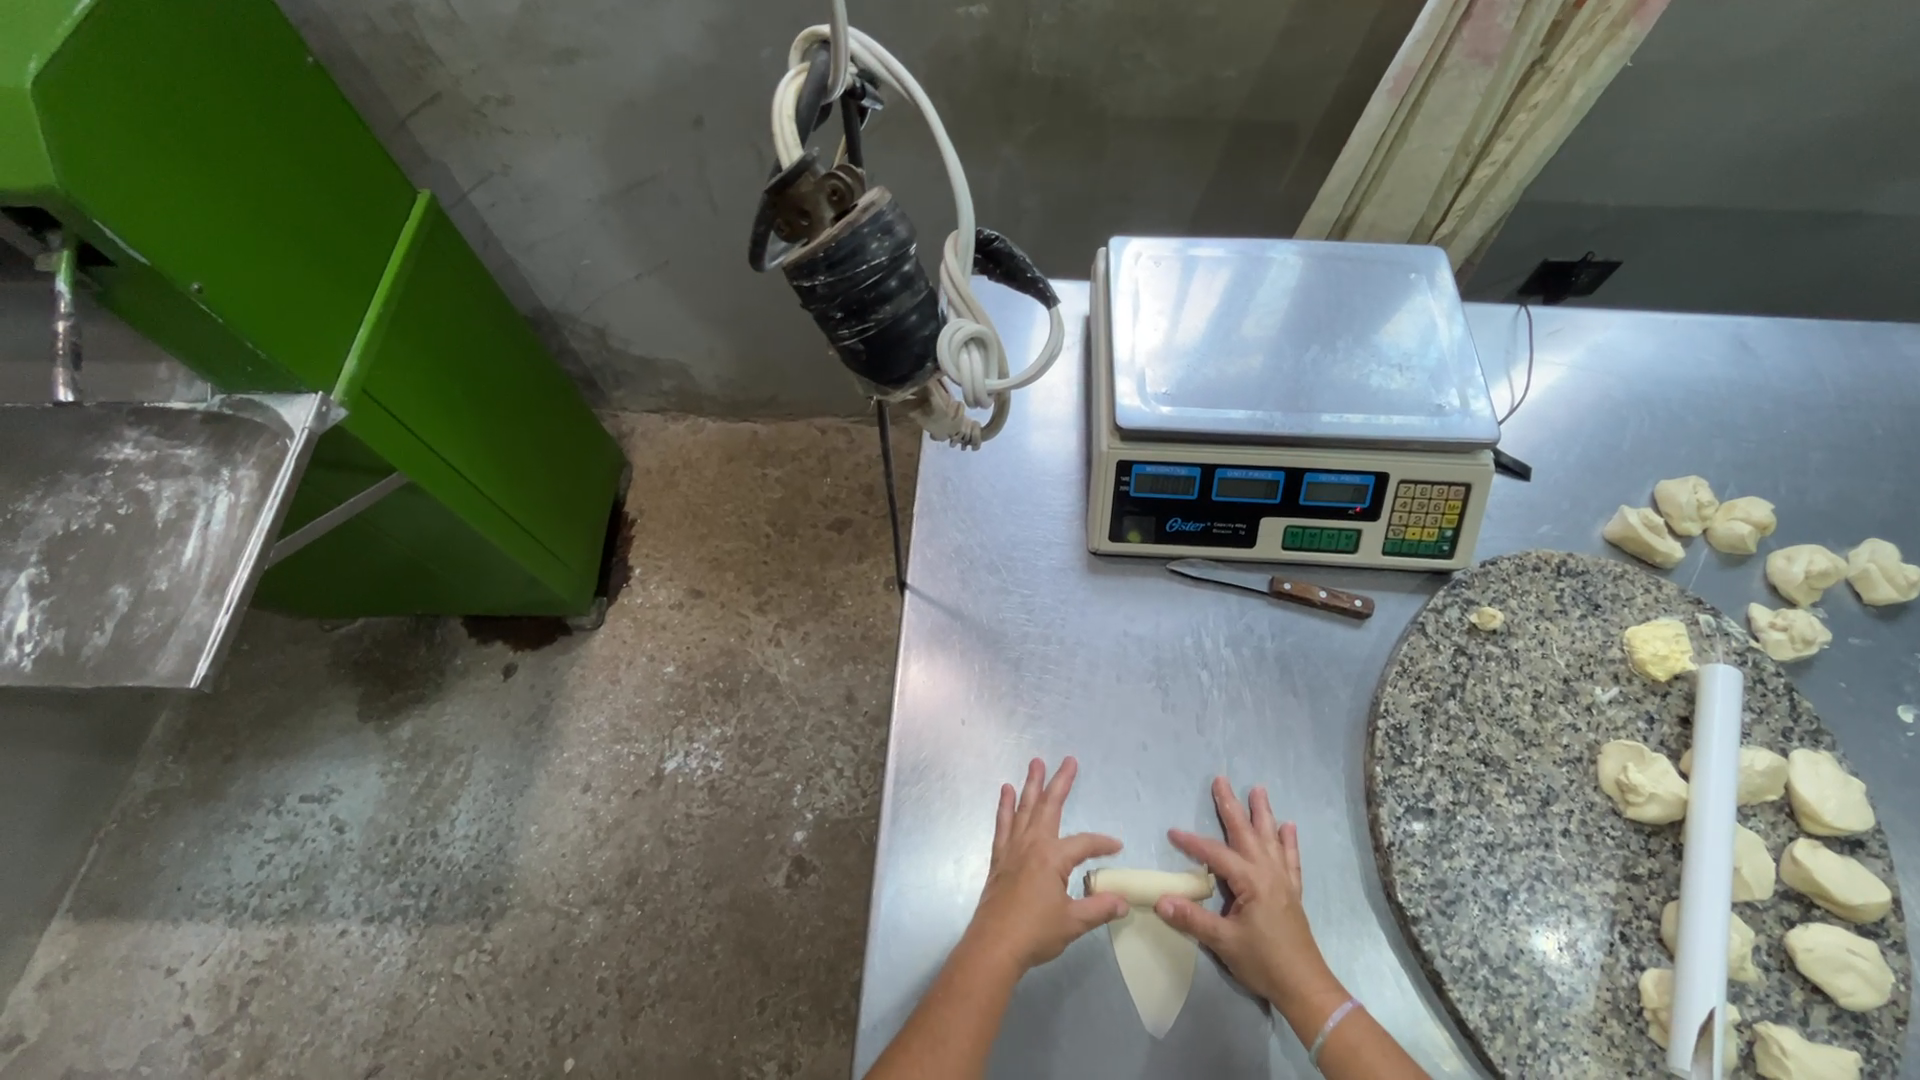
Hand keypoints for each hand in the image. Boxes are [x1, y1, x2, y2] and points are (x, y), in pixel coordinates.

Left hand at [964, 757, 1127, 971]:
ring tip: (1035, 762)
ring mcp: (1012, 850)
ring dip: (1031, 784)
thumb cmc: (1035, 933)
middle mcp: (1031, 845)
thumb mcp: (1074, 922)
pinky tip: (1006, 791)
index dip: (1102, 844)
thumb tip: (1124, 902)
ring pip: (1024, 809)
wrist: (994, 946)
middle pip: (1049, 807)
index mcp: (1052, 857)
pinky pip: (1003, 824)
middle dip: (1060, 782)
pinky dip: (1005, 806)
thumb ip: (1099, 909)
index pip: (1084, 843)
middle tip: (1068, 760)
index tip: (1117, 847)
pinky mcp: (999, 859)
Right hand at [1154, 777, 1338, 1009]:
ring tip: (1259, 790)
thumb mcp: (1223, 941)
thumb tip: (1160, 900)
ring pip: (1270, 839)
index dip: (1193, 842)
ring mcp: (1283, 881)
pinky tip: (1289, 827)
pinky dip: (1289, 842)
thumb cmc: (1263, 962)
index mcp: (1251, 882)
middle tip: (1222, 780)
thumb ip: (1192, 919)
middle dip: (1231, 806)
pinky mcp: (1292, 892)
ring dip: (1263, 814)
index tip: (1172, 832)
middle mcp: (1268, 873)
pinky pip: (1290, 859)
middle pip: (1246, 833)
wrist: (1304, 986)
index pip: (1215, 854)